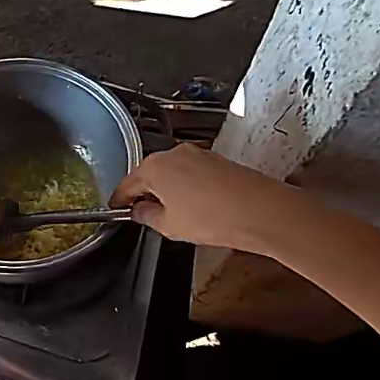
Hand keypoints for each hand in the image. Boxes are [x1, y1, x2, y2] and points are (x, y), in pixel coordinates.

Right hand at [110, 144, 307, 252]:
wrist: (263, 212)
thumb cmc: (212, 218)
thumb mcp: (169, 226)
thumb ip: (146, 216)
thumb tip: (139, 210)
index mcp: (154, 167)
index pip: (127, 183)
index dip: (119, 199)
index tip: (116, 209)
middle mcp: (173, 154)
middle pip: (149, 173)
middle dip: (144, 192)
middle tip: (142, 214)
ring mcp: (197, 154)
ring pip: (171, 172)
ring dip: (167, 189)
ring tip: (172, 214)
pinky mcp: (217, 160)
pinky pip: (191, 173)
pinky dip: (187, 187)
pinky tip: (194, 206)